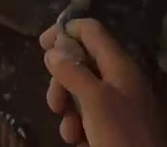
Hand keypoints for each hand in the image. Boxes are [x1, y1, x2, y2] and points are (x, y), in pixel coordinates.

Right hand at [39, 18, 159, 146]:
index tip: (43, 46)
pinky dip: (77, 124)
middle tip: (54, 102)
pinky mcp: (115, 128)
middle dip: (61, 79)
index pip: (89, 30)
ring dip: (66, 106)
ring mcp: (118, 105)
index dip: (64, 31)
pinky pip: (88, 115)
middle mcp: (119, 80)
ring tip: (67, 129)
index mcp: (119, 66)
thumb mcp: (95, 101)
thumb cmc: (124, 137)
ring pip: (81, 90)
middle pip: (81, 62)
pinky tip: (75, 140)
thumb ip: (72, 71)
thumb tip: (52, 51)